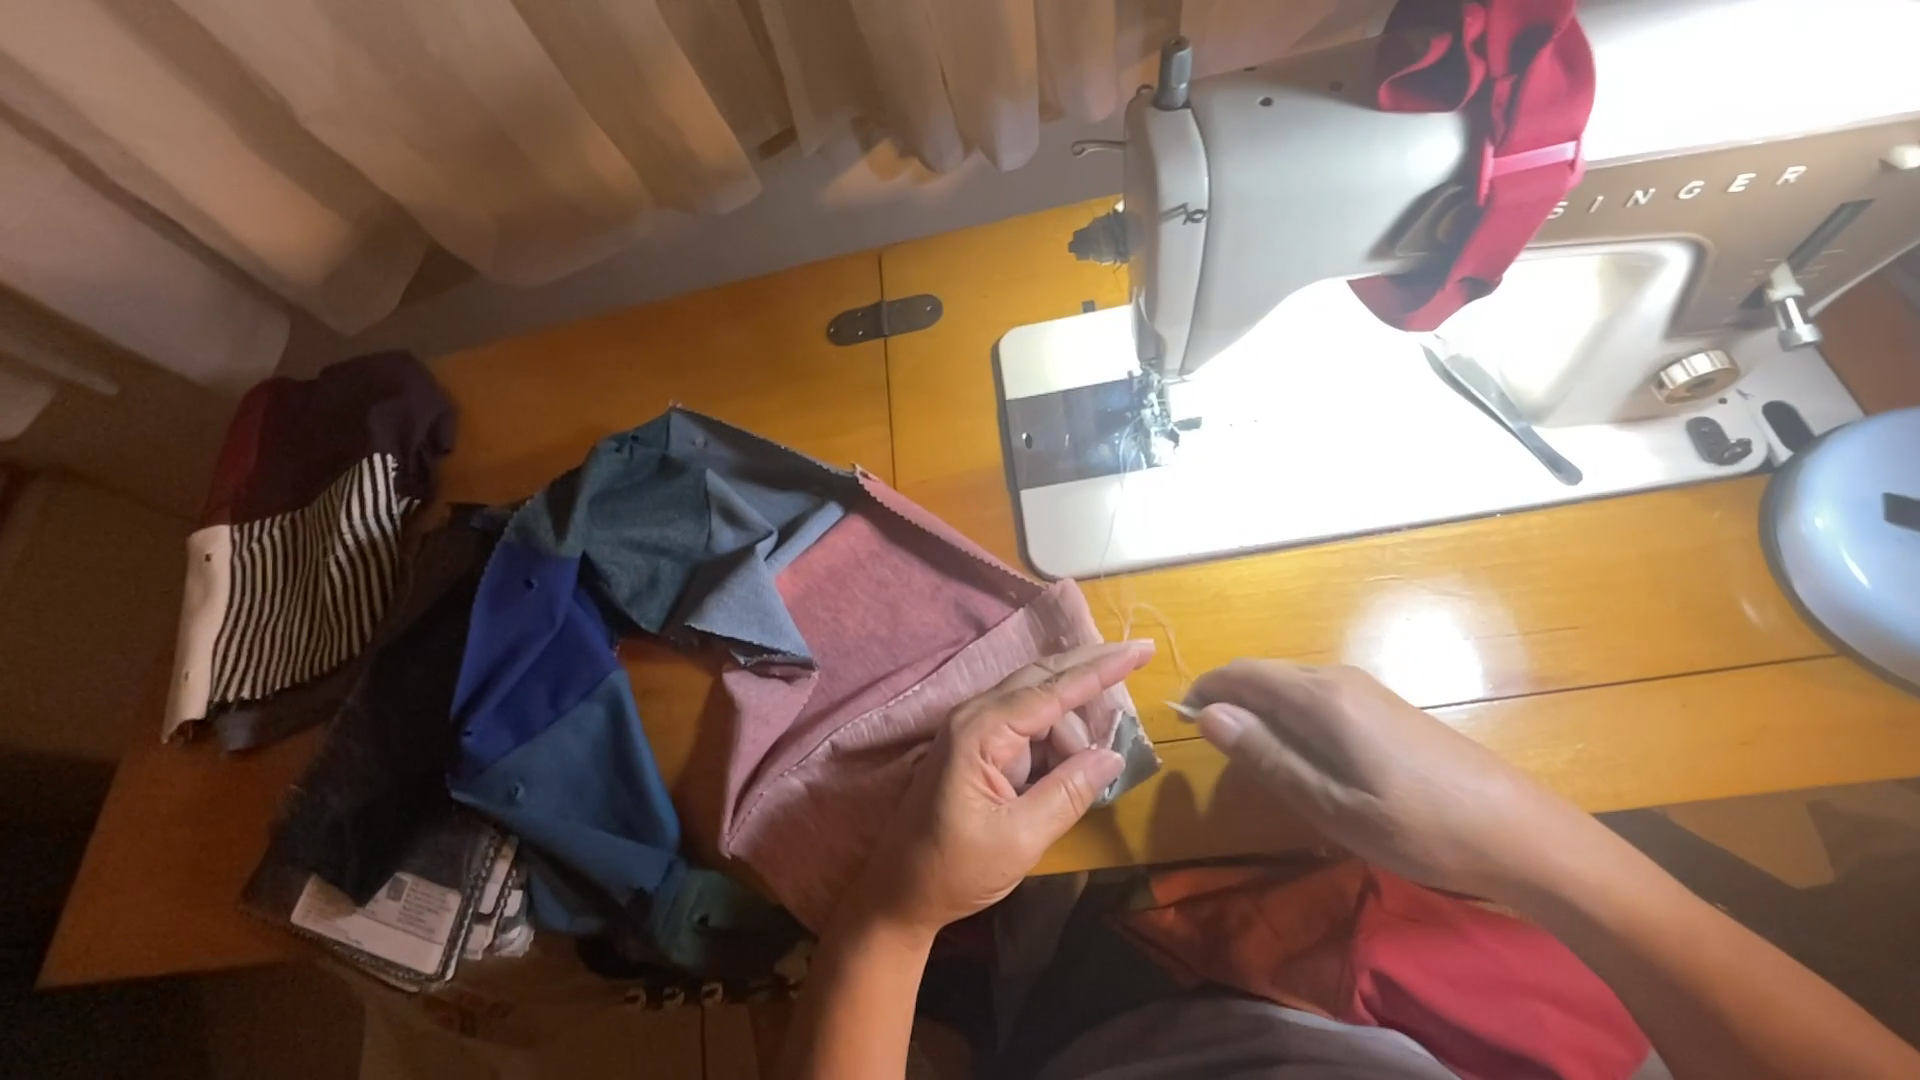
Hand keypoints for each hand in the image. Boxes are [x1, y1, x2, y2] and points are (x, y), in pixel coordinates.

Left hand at [842, 640, 1154, 936]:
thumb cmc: (955, 869)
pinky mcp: (978, 747)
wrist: (900, 892)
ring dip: (1072, 729)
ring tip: (1087, 773)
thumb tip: (1112, 756)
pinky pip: (1028, 727)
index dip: (1100, 669)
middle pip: (1044, 679)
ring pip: (1041, 705)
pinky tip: (1070, 767)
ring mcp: (974, 729)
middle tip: (1139, 659)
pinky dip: (1056, 741)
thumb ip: (1068, 793)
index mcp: (981, 732)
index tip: (1141, 649)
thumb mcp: (1020, 838)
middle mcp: (975, 716)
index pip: (1051, 689)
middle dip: (1091, 675)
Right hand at [1186, 659, 1597, 898]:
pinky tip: (1301, 756)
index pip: (1241, 674)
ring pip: (1288, 684)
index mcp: (1321, 697)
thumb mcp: (1331, 804)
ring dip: (1258, 709)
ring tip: (1252, 758)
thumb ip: (1268, 757)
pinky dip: (1288, 716)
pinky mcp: (1382, 706)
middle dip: (1228, 699)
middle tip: (1214, 750)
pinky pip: (1314, 696)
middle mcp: (1338, 679)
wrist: (1519, 832)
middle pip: (1263, 673)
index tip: (1180, 723)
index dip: (1204, 691)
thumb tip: (1208, 716)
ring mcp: (1364, 689)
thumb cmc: (1419, 826)